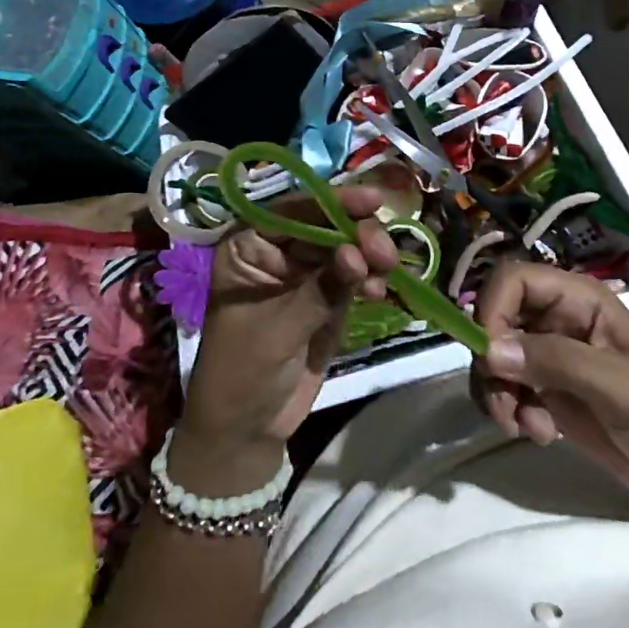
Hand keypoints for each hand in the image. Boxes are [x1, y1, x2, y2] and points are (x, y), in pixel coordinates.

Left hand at [179, 186, 397, 485]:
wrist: (246, 427)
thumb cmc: (242, 371)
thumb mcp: (277, 329)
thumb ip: (319, 289)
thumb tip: (356, 254)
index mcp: (249, 245)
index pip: (294, 211)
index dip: (333, 201)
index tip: (372, 201)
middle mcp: (278, 251)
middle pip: (327, 225)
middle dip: (359, 233)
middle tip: (384, 252)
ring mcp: (306, 274)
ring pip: (348, 248)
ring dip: (371, 255)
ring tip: (387, 270)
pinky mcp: (328, 297)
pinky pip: (357, 276)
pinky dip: (371, 279)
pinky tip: (379, 292)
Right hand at [472, 262, 628, 496]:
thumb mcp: (615, 384)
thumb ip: (554, 360)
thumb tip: (490, 350)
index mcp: (579, 299)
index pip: (514, 279)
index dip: (493, 308)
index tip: (489, 355)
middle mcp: (556, 318)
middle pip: (496, 318)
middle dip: (490, 361)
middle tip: (504, 403)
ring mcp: (548, 354)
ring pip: (494, 356)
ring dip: (498, 392)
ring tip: (525, 426)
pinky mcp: (545, 387)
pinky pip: (505, 387)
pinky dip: (510, 409)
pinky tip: (541, 433)